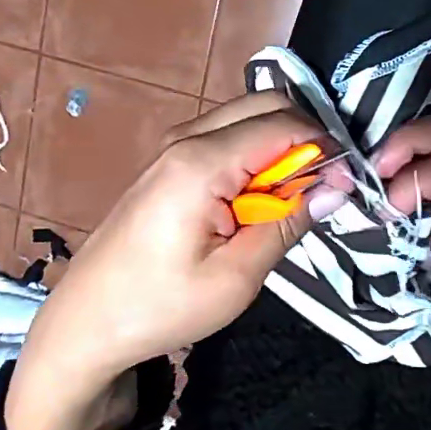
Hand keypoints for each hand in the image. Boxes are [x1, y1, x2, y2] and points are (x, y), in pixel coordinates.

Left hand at [4, 93, 346, 429]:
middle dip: (306, 137)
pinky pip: (227, 135)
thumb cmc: (161, 306)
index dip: (325, 148)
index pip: (285, 125)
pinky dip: (256, 154)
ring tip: (289, 199)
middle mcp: (187, 137)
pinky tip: (256, 198)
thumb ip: (289, 222)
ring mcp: (174, 145)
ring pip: (248, 116)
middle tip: (321, 187)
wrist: (85, 324)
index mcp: (202, 162)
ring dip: (280, 146)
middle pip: (267, 104)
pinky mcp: (170, 161)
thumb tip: (338, 187)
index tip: (345, 185)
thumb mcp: (237, 276)